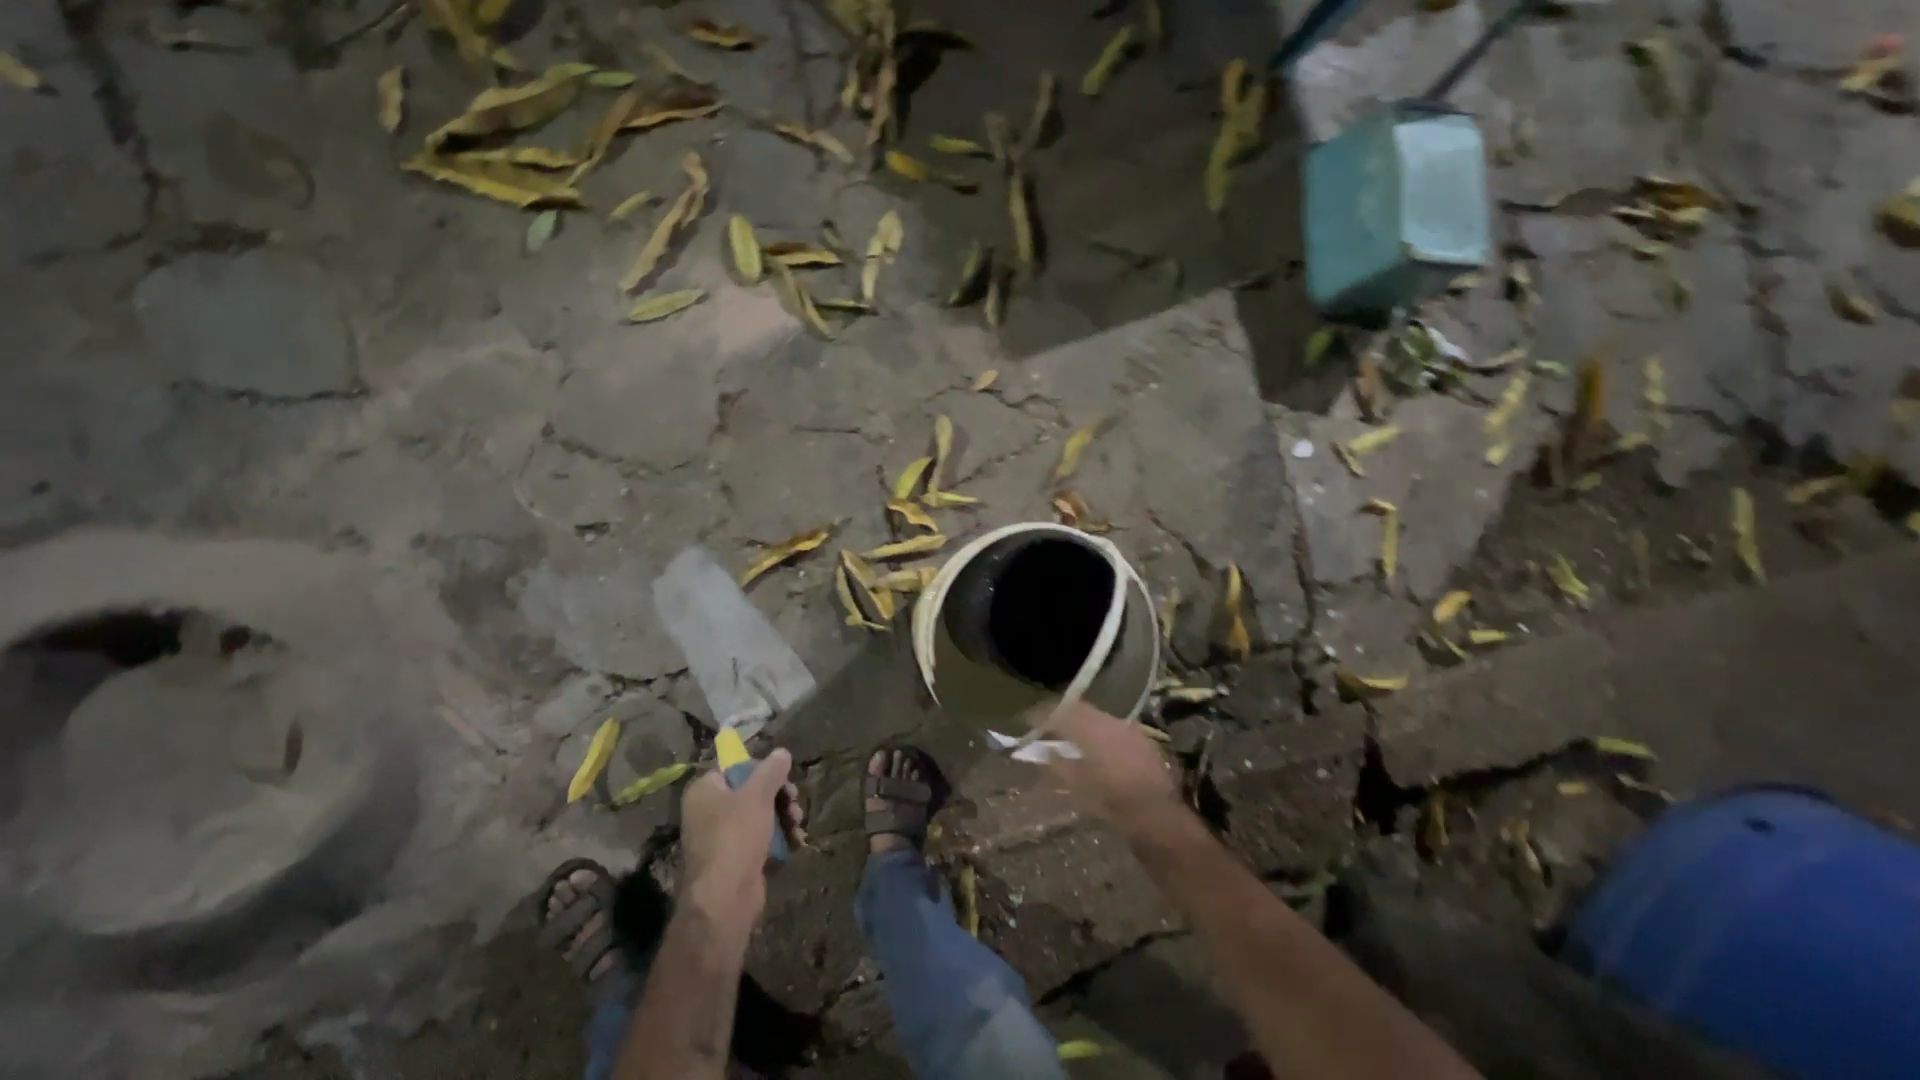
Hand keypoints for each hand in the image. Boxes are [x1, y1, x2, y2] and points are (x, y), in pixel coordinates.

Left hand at [680, 749, 805, 933]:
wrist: (726, 897)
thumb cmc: (736, 836)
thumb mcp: (757, 795)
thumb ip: (771, 771)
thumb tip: (781, 752)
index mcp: (705, 791)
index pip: (734, 767)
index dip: (761, 769)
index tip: (783, 776)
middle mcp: (708, 812)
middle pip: (750, 792)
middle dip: (779, 796)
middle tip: (794, 801)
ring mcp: (721, 838)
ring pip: (759, 817)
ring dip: (784, 817)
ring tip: (798, 825)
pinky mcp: (735, 859)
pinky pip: (760, 840)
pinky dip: (779, 839)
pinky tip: (796, 842)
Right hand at [1043, 701, 1185, 836]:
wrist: (1159, 817)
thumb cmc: (1113, 804)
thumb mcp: (1078, 787)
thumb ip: (1058, 764)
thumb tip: (1045, 750)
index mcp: (1092, 731)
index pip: (1060, 711)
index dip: (1041, 714)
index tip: (1026, 721)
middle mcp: (1110, 722)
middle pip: (1079, 709)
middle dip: (1060, 716)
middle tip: (1044, 728)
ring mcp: (1128, 729)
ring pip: (1096, 717)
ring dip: (1078, 723)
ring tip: (1065, 738)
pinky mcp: (1141, 739)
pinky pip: (1111, 727)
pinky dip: (1096, 732)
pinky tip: (1091, 748)